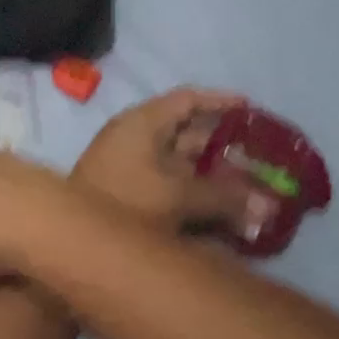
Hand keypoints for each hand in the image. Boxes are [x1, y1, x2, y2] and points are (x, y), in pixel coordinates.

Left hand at [71, 87, 275, 238]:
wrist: (69, 238)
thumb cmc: (122, 202)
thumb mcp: (176, 197)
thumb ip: (224, 197)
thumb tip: (270, 205)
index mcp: (142, 123)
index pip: (185, 100)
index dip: (220, 102)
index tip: (252, 110)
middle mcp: (137, 138)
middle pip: (187, 133)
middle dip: (225, 145)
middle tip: (264, 158)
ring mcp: (132, 166)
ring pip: (182, 163)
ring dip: (214, 174)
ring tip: (255, 187)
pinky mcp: (131, 194)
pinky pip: (172, 186)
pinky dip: (197, 193)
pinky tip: (225, 211)